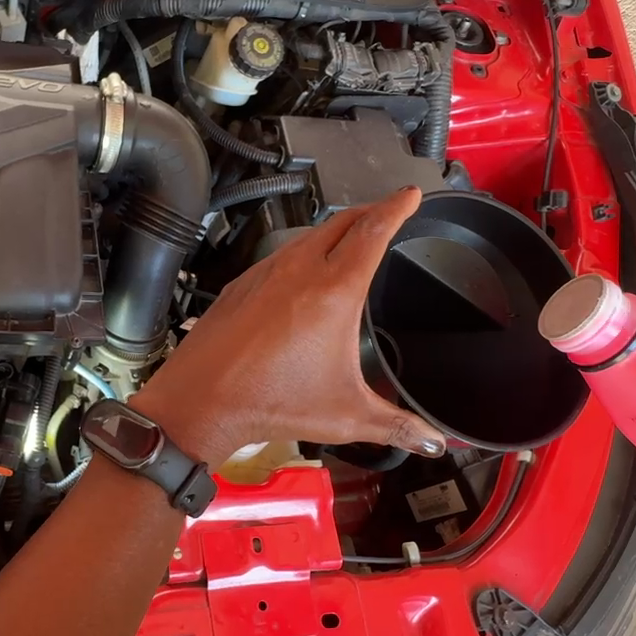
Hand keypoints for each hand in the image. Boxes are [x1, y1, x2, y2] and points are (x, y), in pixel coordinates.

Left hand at [130, 187, 447, 467]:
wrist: (201, 401)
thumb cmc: (270, 403)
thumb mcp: (345, 416)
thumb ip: (397, 426)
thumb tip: (433, 442)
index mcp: (333, 289)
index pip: (373, 231)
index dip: (397, 207)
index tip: (410, 194)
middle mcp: (297, 270)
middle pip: (340, 222)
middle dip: (369, 211)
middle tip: (387, 211)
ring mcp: (264, 274)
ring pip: (306, 236)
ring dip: (333, 229)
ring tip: (349, 237)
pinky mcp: (240, 286)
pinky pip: (278, 254)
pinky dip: (301, 250)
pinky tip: (302, 269)